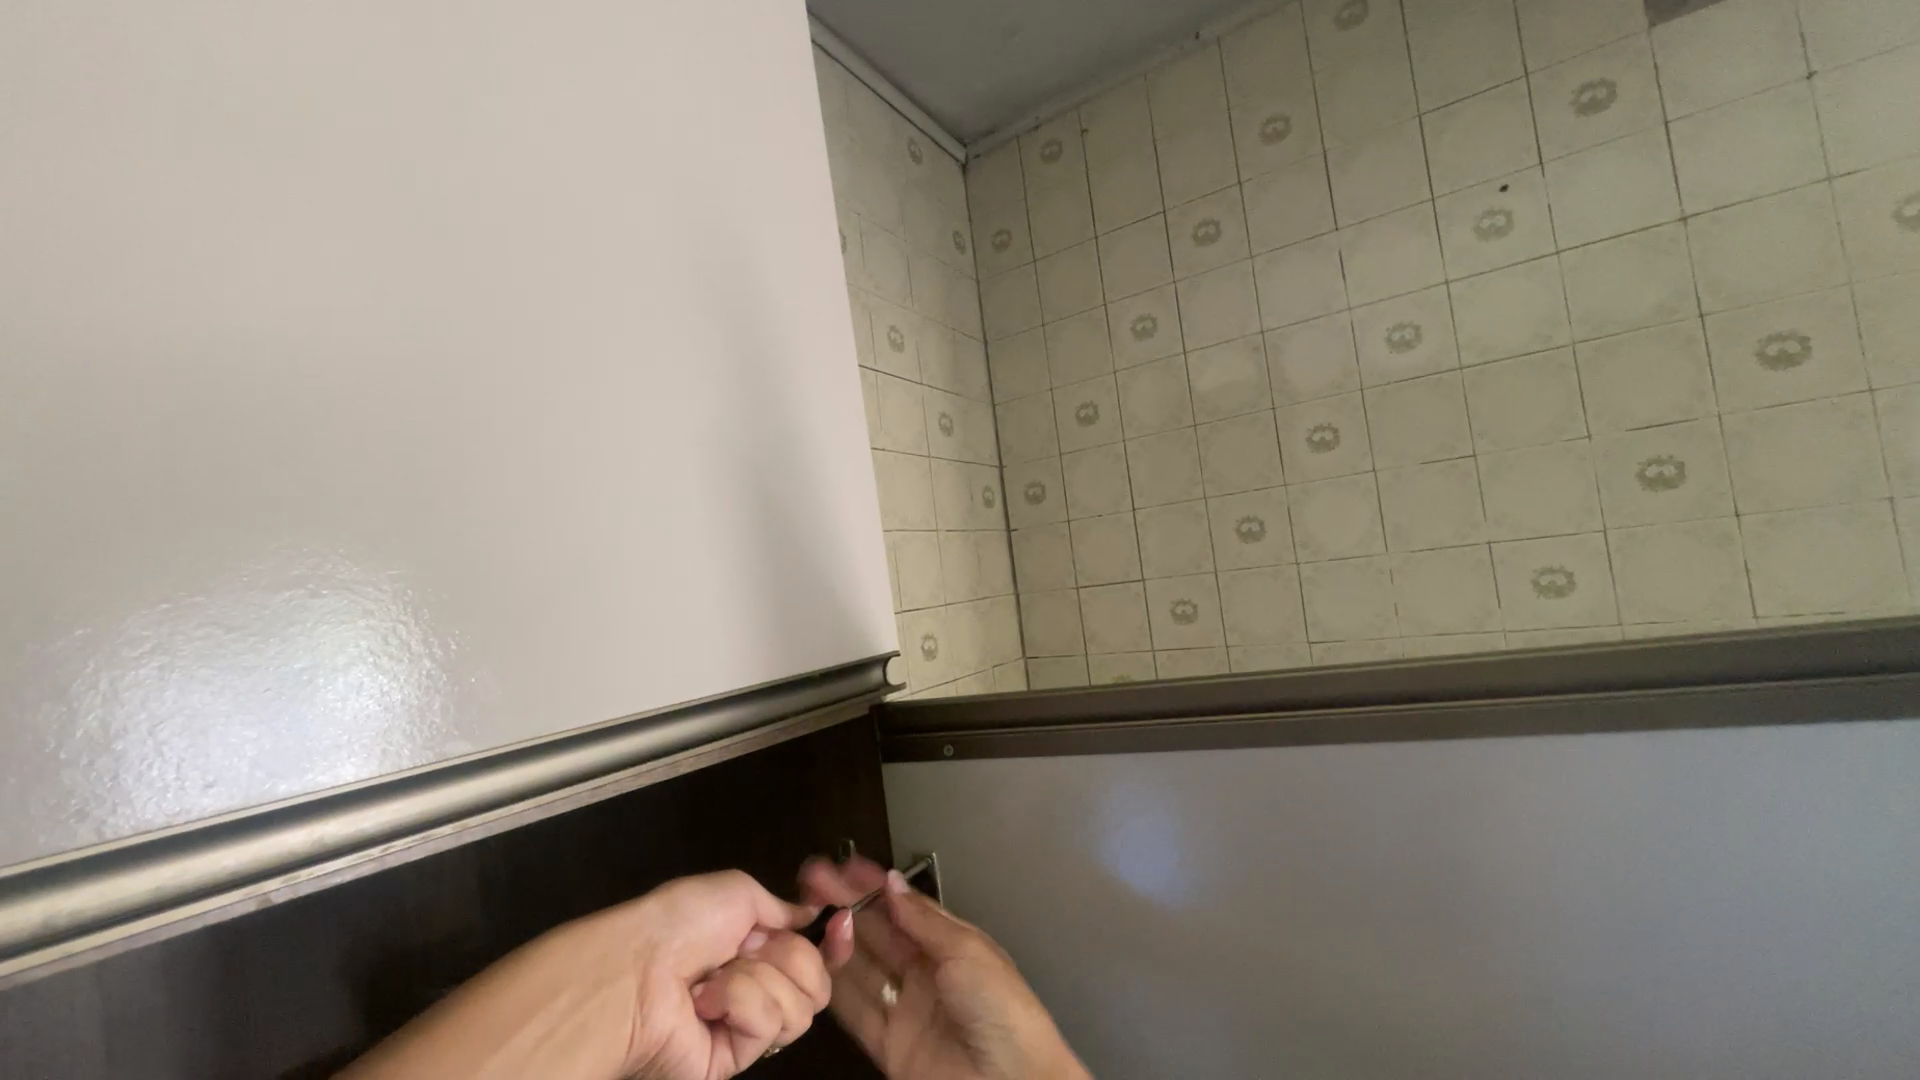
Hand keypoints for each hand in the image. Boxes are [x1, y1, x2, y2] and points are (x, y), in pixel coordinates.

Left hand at [600, 870, 851, 1079]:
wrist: (637, 970)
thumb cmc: (684, 920)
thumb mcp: (739, 892)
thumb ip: (783, 908)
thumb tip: (813, 915)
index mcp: (758, 947)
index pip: (815, 954)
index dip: (835, 943)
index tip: (842, 924)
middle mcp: (759, 987)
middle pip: (818, 981)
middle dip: (790, 957)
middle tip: (750, 949)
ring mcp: (748, 1027)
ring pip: (802, 1007)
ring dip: (761, 980)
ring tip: (717, 979)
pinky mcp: (736, 1060)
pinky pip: (770, 1026)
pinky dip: (742, 1002)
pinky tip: (707, 1001)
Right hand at [800, 857, 1089, 1079]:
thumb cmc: (1002, 1009)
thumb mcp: (967, 951)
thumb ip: (923, 919)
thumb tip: (892, 881)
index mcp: (953, 945)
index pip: (905, 908)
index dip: (876, 887)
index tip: (845, 865)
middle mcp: (928, 973)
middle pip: (880, 934)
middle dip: (849, 906)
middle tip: (815, 880)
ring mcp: (907, 1009)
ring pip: (863, 968)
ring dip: (838, 940)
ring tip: (809, 912)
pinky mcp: (890, 1046)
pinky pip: (857, 1011)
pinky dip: (836, 987)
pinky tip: (815, 962)